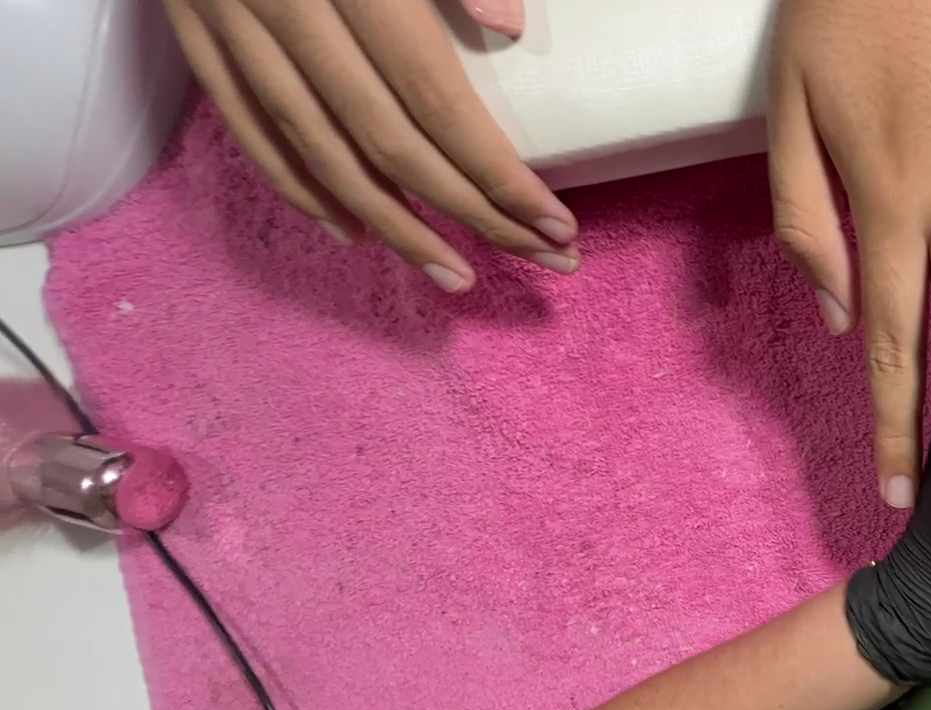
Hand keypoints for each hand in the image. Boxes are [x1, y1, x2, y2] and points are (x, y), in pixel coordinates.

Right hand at [162, 0, 578, 290]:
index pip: (442, 106)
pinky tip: (350, 232)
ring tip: (459, 278)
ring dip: (397, 228)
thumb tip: (509, 24)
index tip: (559, 227)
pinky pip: (243, 123)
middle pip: (395, 147)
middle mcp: (284, 6)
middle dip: (478, 218)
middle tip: (546, 264)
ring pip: (322, 152)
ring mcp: (225, 17)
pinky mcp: (187, 22)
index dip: (502, 178)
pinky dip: (296, 186)